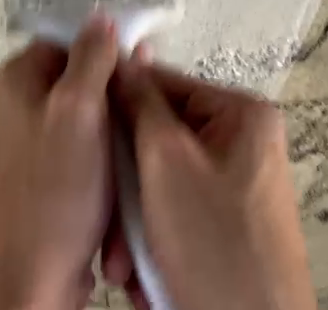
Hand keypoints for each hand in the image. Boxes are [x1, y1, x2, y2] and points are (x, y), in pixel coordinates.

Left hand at [0, 17, 119, 309]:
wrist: (31, 279)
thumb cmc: (55, 192)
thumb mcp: (80, 112)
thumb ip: (91, 60)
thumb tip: (100, 16)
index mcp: (14, 81)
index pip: (66, 44)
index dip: (103, 57)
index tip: (136, 77)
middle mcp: (14, 108)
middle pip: (79, 90)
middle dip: (113, 118)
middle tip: (138, 135)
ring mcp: (25, 148)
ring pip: (87, 133)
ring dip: (112, 159)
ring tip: (126, 183)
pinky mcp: (39, 183)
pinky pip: (80, 168)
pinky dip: (100, 186)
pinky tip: (113, 209)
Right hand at [105, 51, 315, 309]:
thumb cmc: (216, 248)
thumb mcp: (165, 160)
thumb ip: (138, 102)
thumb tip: (118, 56)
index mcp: (242, 115)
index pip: (161, 82)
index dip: (117, 103)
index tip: (84, 130)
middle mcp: (242, 144)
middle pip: (156, 136)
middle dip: (124, 182)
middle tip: (107, 217)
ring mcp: (234, 188)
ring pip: (158, 180)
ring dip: (131, 219)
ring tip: (122, 259)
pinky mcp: (223, 228)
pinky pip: (172, 212)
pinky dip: (151, 240)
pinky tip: (141, 271)